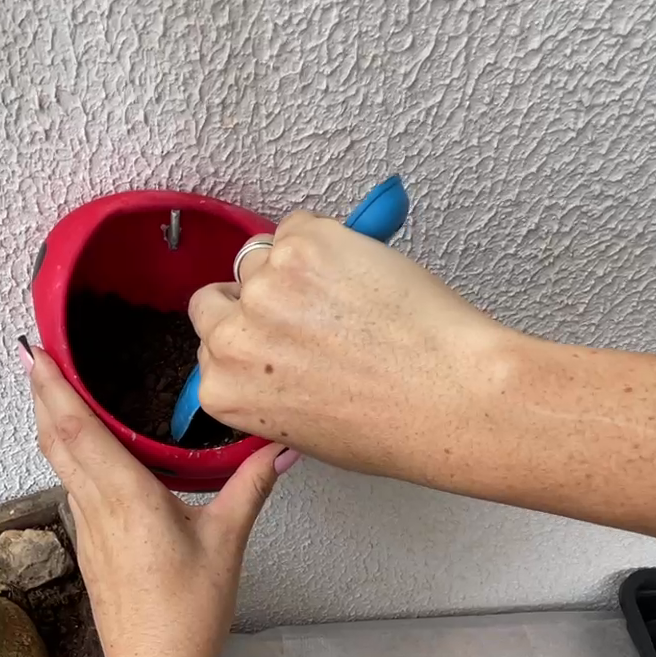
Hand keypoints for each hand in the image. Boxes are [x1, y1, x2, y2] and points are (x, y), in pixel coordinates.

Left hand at [25, 345, 291, 656]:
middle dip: (42, 395)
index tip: (36, 352)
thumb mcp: (227, 544)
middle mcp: (97, 507)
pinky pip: (72, 488)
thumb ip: (249, 488)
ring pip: (60, 465)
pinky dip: (68, 457)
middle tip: (34, 356)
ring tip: (53, 392)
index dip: (54, 388)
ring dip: (51, 424)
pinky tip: (85, 453)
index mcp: (127, 497)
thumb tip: (280, 450)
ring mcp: (87, 529)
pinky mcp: (90, 547)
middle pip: (57, 440)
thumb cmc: (187, 614)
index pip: (79, 429)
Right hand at [188, 210, 534, 482]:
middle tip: (300, 313)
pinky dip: (324, 241)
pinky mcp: (305, 245)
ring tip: (340, 295)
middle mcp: (231, 339)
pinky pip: (297, 226)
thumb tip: (270, 361)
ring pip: (258, 259)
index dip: (246, 339)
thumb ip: (264, 390)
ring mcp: (265, 287)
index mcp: (223, 391)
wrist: (446, 396)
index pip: (209, 344)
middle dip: (250, 303)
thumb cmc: (388, 427)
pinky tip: (356, 273)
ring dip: (289, 270)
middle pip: (214, 299)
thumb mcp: (301, 430)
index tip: (272, 339)